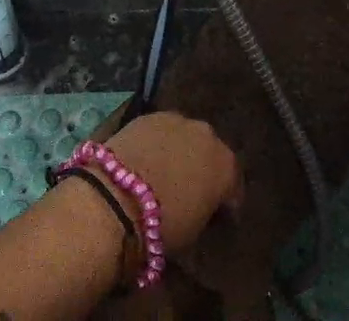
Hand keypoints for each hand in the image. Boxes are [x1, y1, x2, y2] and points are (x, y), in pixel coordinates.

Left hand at [101, 111, 241, 252]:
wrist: (115, 197)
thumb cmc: (164, 225)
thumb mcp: (197, 232)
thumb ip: (207, 214)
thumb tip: (201, 210)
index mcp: (226, 165)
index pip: (233, 188)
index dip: (225, 206)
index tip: (216, 220)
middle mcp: (206, 135)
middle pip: (209, 155)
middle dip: (202, 172)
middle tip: (189, 194)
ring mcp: (175, 120)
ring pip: (183, 139)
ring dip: (179, 154)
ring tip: (163, 176)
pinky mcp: (146, 116)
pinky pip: (159, 134)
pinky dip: (156, 146)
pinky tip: (145, 163)